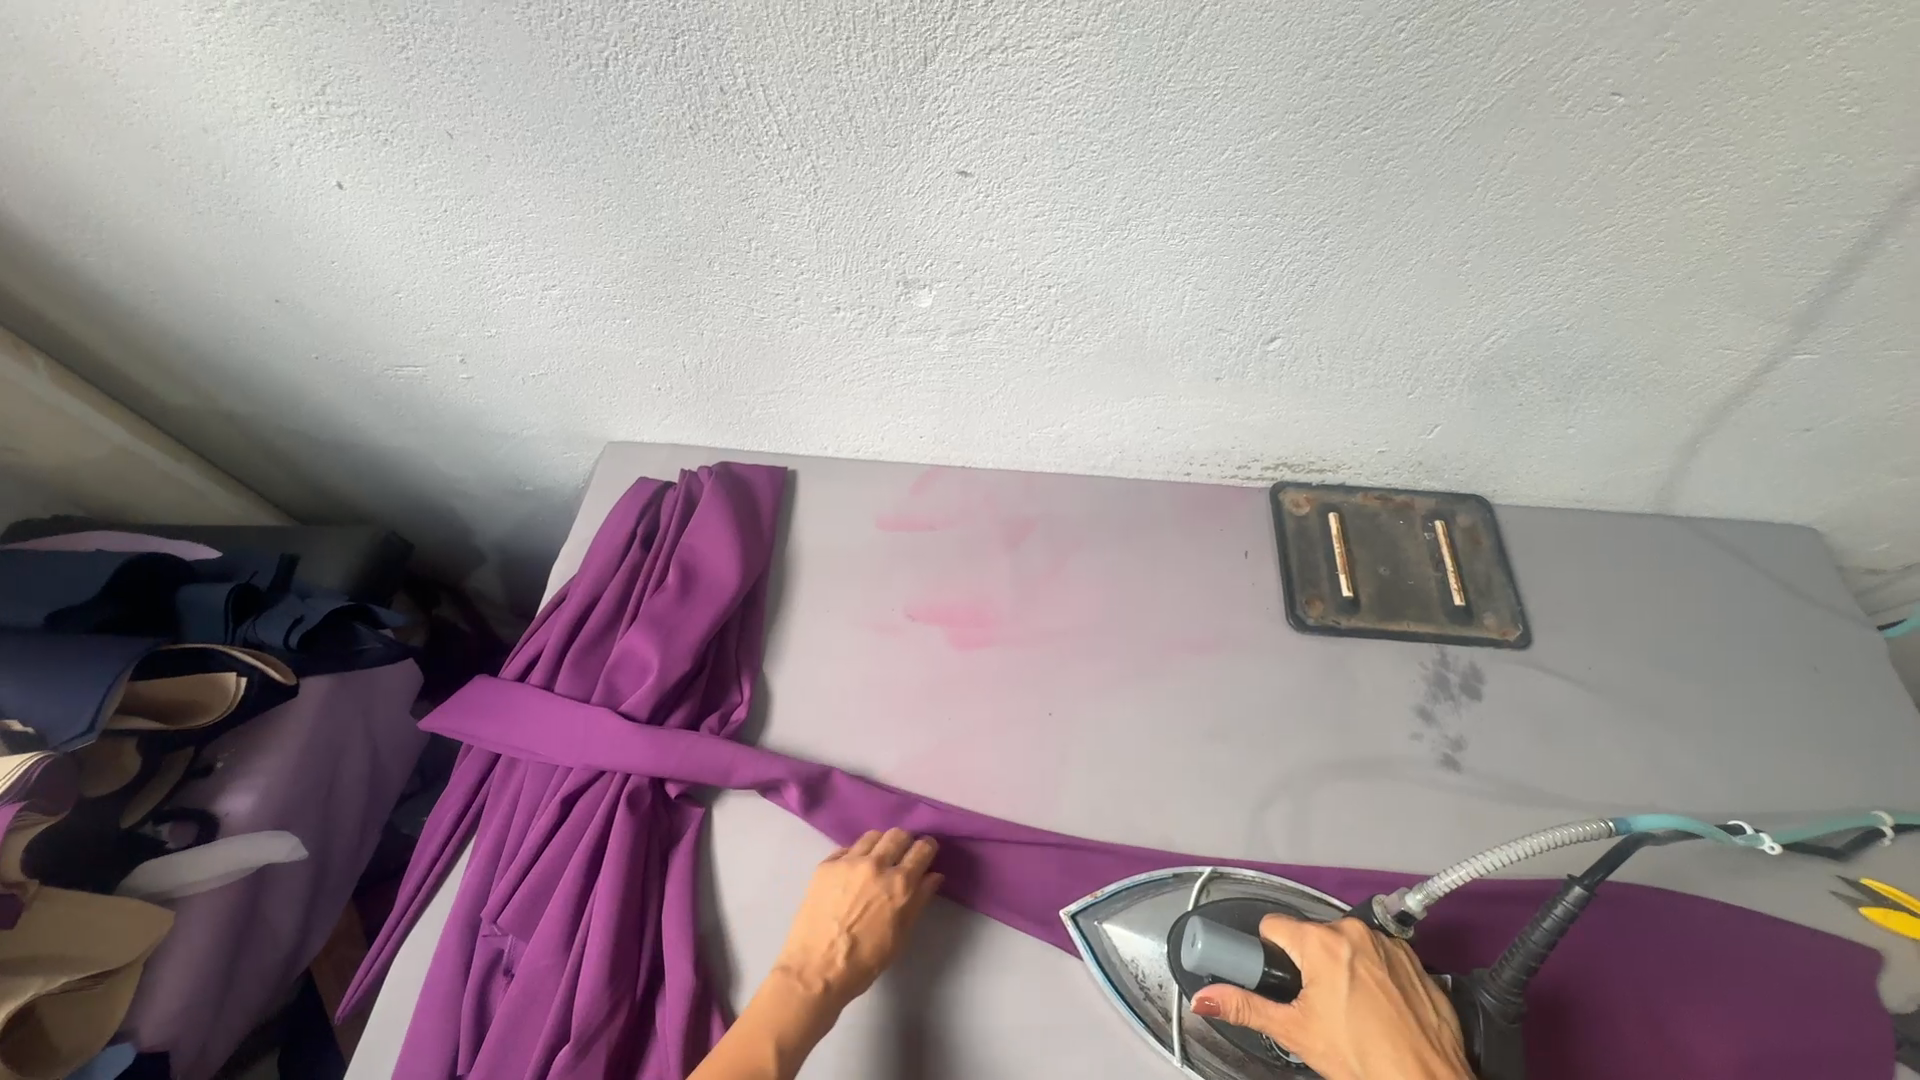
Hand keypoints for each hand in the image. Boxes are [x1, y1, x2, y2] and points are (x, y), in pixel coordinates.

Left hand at [770, 828, 943, 1010]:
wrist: (816, 971)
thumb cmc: (865, 961)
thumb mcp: (901, 934)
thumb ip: (919, 900)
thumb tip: (933, 876)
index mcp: (900, 884)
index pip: (923, 848)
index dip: (927, 849)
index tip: (925, 853)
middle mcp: (877, 865)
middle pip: (898, 834)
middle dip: (904, 843)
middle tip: (901, 857)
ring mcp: (849, 862)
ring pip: (872, 836)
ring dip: (880, 845)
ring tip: (876, 861)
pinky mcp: (826, 865)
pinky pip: (847, 849)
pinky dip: (855, 856)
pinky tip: (851, 873)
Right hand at [1191, 915, 1471, 1079]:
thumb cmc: (1363, 1060)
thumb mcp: (1296, 1033)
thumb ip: (1246, 1007)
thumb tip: (1204, 997)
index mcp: (1320, 942)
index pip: (1274, 925)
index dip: (1270, 953)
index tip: (1281, 979)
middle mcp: (1353, 931)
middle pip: (1311, 935)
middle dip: (1307, 964)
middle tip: (1317, 1003)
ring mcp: (1387, 942)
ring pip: (1345, 943)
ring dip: (1342, 966)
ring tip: (1351, 1008)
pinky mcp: (1413, 958)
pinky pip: (1378, 953)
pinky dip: (1373, 972)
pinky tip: (1378, 1006)